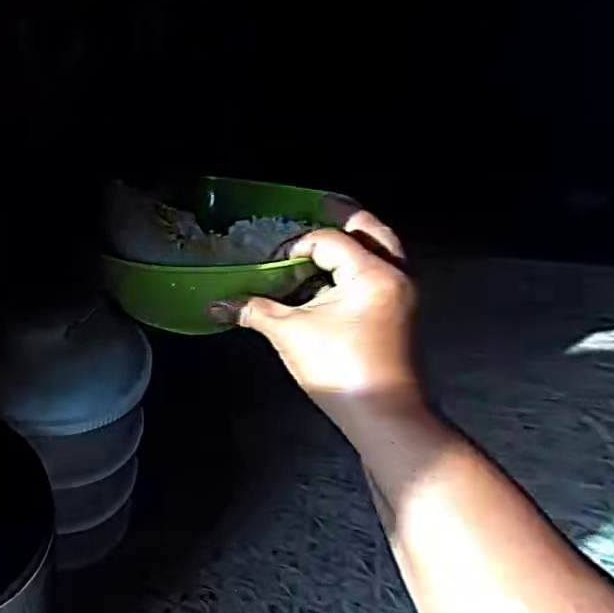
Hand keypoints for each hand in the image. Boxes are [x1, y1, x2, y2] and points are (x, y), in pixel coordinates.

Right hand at [212, 209, 421, 425]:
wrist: (379, 408)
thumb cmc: (338, 364)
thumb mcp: (287, 332)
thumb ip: (252, 310)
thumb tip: (217, 305)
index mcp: (372, 274)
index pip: (330, 240)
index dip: (294, 244)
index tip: (267, 259)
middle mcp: (393, 277)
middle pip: (372, 233)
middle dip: (344, 219)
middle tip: (321, 204)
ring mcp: (396, 296)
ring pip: (377, 254)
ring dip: (347, 244)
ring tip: (317, 240)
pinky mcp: (391, 314)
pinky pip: (371, 276)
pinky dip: (348, 268)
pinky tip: (320, 279)